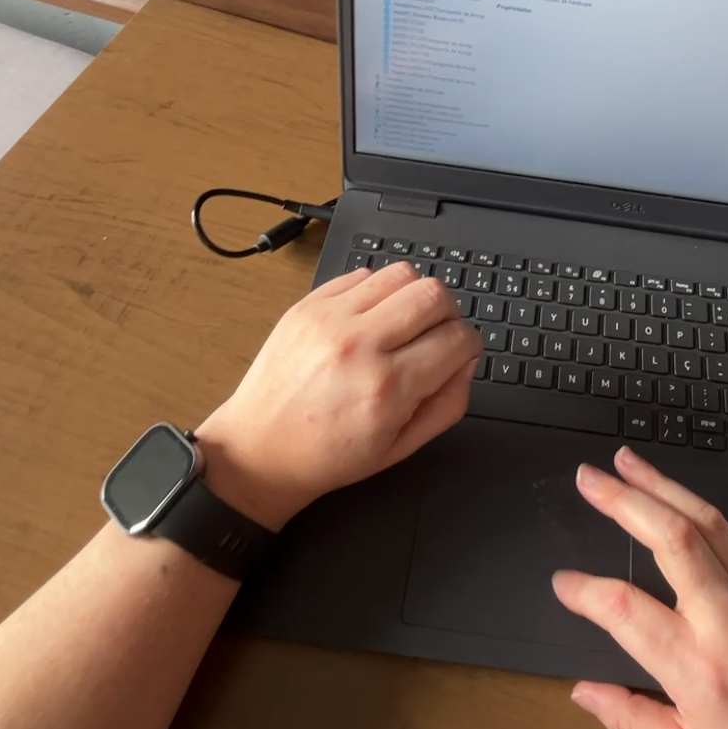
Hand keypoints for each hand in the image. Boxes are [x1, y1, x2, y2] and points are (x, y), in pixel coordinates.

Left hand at [193, 261, 479, 530]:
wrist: (258, 450)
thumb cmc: (328, 455)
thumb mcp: (401, 447)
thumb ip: (448, 403)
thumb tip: (468, 360)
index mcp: (387, 388)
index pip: (457, 338)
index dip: (469, 345)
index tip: (460, 353)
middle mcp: (360, 345)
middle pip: (434, 293)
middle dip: (448, 314)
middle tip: (437, 335)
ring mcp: (330, 318)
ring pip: (402, 273)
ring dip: (414, 295)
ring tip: (404, 323)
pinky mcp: (309, 304)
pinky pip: (363, 274)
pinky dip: (377, 292)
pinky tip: (370, 320)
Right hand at [552, 447, 727, 728]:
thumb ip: (631, 720)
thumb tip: (582, 692)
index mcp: (699, 669)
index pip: (624, 611)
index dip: (584, 591)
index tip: (563, 582)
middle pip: (670, 539)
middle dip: (623, 500)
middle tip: (588, 478)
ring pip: (708, 522)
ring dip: (663, 485)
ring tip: (628, 461)